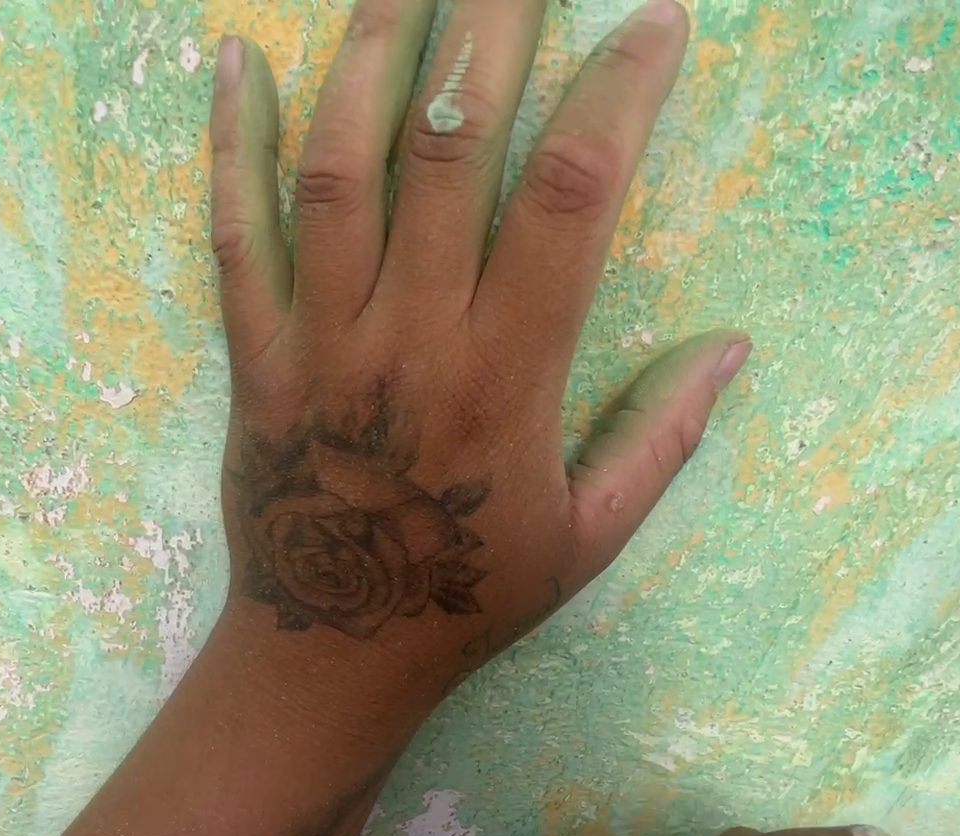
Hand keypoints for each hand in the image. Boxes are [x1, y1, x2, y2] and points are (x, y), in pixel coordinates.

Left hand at [207, 0, 751, 697]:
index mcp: (506, 380)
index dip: (619, 95)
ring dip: (370, 53)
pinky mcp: (251, 360)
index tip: (653, 26)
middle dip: (489, 28)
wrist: (333, 649)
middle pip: (449, 150)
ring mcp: (318, 344)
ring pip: (337, 169)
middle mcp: (410, 340)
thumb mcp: (585, 540)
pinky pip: (234, 237)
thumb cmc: (465, 598)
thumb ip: (659, 442)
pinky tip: (231, 61)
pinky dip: (227, 145)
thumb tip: (733, 347)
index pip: (572, 199)